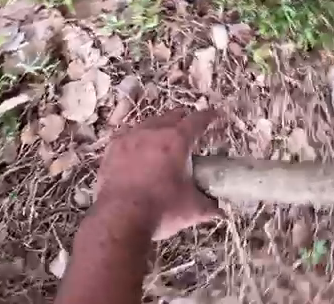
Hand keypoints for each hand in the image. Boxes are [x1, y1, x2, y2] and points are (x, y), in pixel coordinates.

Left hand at [94, 108, 222, 239]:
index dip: (208, 117)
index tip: (214, 115)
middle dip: (183, 121)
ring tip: (163, 141)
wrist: (120, 219)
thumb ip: (208, 205)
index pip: (197, 120)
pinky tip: (137, 151)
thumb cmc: (160, 210)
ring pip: (150, 123)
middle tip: (189, 131)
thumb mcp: (191, 210)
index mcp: (177, 140)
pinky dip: (137, 141)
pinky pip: (129, 136)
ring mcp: (131, 137)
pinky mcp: (113, 148)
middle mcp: (154, 131)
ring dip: (159, 129)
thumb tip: (219, 209)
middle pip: (172, 116)